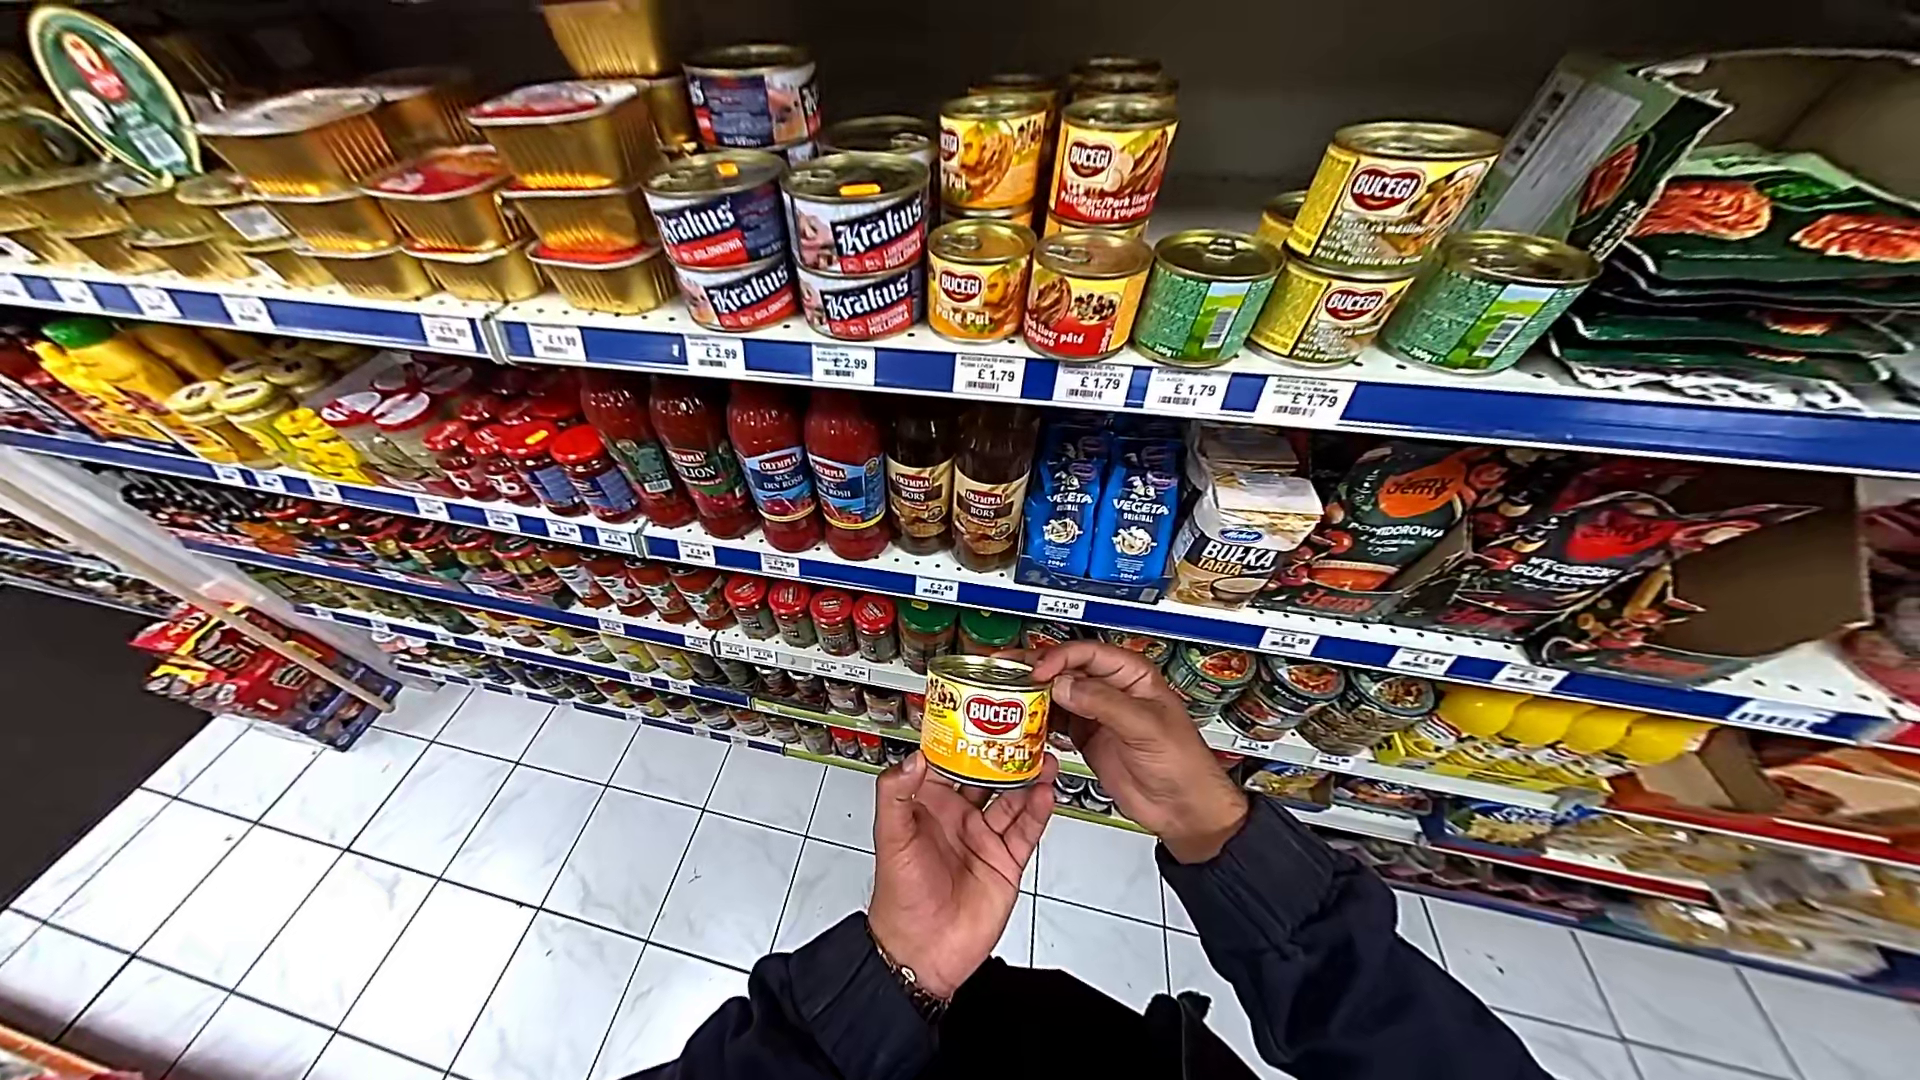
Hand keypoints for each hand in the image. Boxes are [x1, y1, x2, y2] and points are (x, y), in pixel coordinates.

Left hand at [868, 751, 1055, 998]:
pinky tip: (1045, 793)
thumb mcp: (891, 837)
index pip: (950, 760)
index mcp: (931, 803)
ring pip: (1013, 797)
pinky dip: (1038, 811)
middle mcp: (960, 815)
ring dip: (1030, 777)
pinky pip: (1026, 830)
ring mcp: (984, 836)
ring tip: (1043, 758)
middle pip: (989, 774)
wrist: (922, 953)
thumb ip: (896, 793)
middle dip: (1006, 753)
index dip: (964, 737)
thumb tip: (914, 757)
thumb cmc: (900, 895)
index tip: (979, 712)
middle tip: (1024, 731)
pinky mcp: (1005, 860)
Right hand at [1021, 642, 1247, 863]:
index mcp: (1130, 674)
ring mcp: (1095, 712)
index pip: (1086, 654)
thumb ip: (1104, 703)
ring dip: (1031, 695)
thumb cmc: (1184, 765)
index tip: (1038, 673)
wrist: (1184, 811)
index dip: (1058, 659)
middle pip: (1064, 669)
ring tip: (1004, 696)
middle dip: (1034, 669)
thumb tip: (1064, 686)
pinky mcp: (1085, 736)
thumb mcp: (1146, 727)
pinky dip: (1037, 721)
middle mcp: (1109, 688)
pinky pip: (1054, 721)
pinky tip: (1022, 724)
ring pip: (1055, 693)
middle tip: (1004, 673)